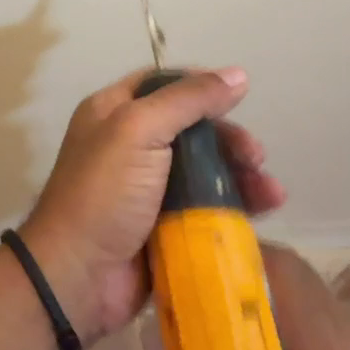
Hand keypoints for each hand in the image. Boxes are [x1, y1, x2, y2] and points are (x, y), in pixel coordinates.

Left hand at [17, 67, 283, 341]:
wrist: (80, 274)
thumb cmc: (104, 192)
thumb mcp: (138, 130)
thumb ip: (186, 100)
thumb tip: (236, 75)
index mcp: (112, 113)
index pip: (160, 84)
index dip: (198, 86)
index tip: (236, 97)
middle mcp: (128, 144)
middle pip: (190, 128)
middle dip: (228, 138)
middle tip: (255, 156)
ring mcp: (147, 188)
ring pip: (205, 169)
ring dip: (240, 174)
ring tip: (270, 191)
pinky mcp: (165, 225)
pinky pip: (207, 207)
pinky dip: (236, 205)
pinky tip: (265, 208)